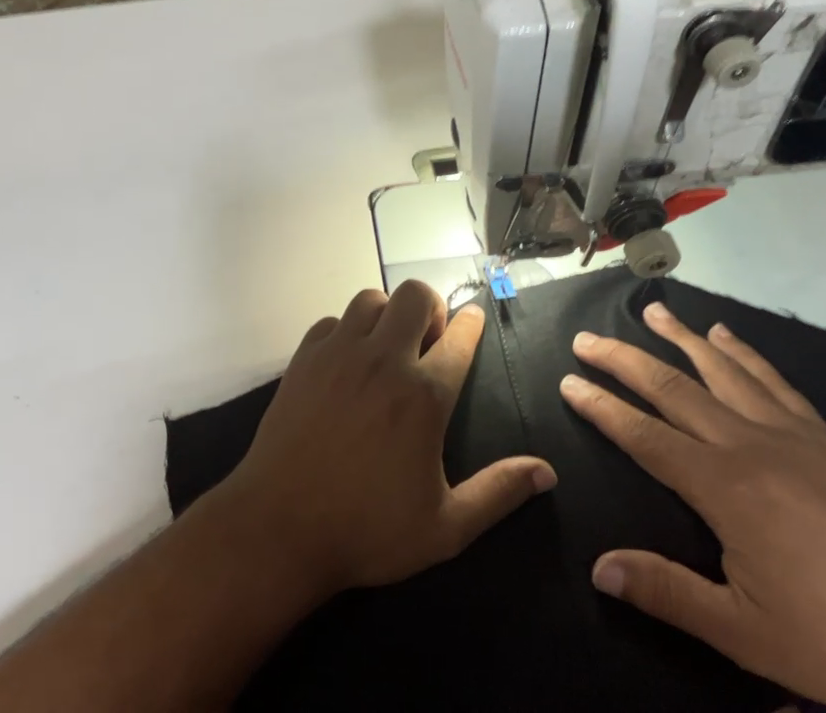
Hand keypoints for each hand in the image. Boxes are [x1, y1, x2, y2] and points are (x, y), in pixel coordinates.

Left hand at [212, 281, 556, 594]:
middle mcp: (382, 361)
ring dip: (386, 314)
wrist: (278, 528)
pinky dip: (344, 331)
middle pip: (414, 296)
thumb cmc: (366, 530)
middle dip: (430, 308)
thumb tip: (547, 473)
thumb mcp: (445, 527)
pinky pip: (329, 322)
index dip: (471, 324)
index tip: (474, 320)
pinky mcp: (301, 362)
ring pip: (369, 299)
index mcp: (423, 396)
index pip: (459, 338)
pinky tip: (346, 363)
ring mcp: (337, 356)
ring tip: (388, 347)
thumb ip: (498, 492)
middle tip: (428, 342)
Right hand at [559, 302, 825, 712]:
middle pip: (675, 390)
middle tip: (588, 337)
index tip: (567, 381)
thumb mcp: (745, 633)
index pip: (645, 437)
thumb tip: (599, 568)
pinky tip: (732, 341)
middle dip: (626, 361)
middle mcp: (753, 447)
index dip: (601, 407)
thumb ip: (668, 592)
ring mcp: (796, 438)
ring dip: (685, 340)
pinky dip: (748, 356)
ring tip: (657, 311)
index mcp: (725, 489)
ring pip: (726, 373)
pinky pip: (777, 384)